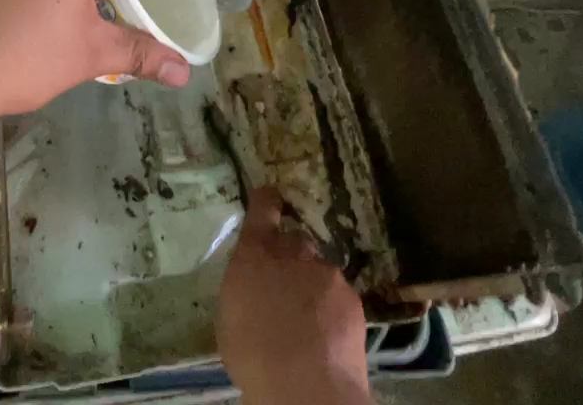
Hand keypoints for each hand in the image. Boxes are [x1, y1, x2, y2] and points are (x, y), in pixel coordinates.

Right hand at [219, 188, 370, 403]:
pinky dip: (333, 309)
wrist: (304, 386)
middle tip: (285, 289)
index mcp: (256, 252)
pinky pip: (339, 296)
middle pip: (294, 242)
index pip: (263, 208)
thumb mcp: (230, 313)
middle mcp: (293, 252)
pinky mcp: (352, 297)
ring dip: (313, 286)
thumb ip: (245, 286)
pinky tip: (327, 335)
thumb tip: (254, 285)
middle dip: (291, 259)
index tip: (271, 196)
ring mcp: (326, 273)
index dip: (267, 200)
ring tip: (307, 320)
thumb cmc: (252, 352)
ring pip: (319, 271)